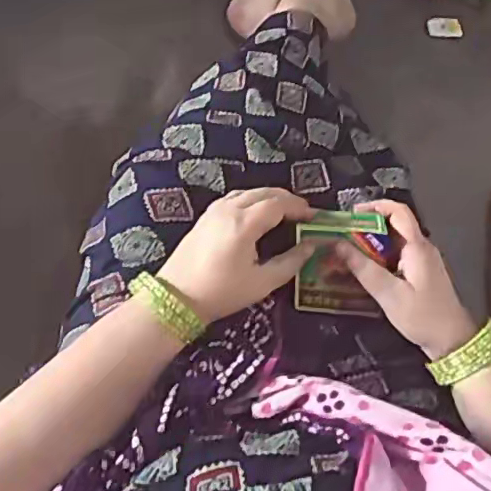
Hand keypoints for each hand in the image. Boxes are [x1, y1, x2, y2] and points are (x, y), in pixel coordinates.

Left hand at [156, 188, 320, 324]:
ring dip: (269, 198)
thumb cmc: (221, 292)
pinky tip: (258, 214)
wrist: (176, 297)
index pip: (278, 204)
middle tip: (303, 213)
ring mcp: (214, 210)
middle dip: (287, 199)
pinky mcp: (205, 216)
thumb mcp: (262, 282)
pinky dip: (252, 200)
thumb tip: (310, 247)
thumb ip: (290, 262)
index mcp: (244, 223)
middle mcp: (229, 209)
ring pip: (248, 192)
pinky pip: (234, 198)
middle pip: (264, 192)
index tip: (314, 217)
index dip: (299, 207)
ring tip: (284, 212)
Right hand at [333, 200, 477, 358]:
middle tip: (342, 235)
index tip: (352, 213)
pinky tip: (363, 268)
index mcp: (417, 247)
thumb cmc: (423, 317)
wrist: (452, 341)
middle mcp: (421, 248)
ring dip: (371, 242)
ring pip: (394, 240)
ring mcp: (422, 260)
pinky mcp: (419, 272)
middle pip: (394, 224)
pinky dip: (379, 255)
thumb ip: (364, 269)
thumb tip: (338, 245)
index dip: (376, 206)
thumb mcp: (389, 294)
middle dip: (367, 225)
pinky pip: (396, 254)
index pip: (399, 211)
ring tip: (347, 251)